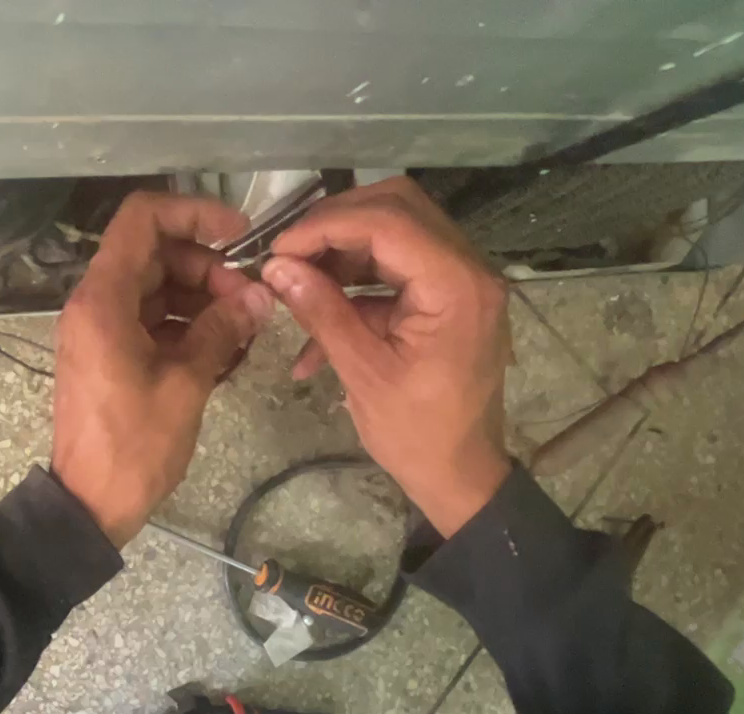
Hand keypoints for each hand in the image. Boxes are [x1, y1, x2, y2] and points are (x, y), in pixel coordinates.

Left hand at [53, 192, 276, 545]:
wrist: (90, 504)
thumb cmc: (134, 447)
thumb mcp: (185, 384)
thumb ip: (220, 330)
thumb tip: (258, 297)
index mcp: (103, 301)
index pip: (143, 219)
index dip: (194, 214)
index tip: (239, 236)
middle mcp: (95, 306)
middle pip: (155, 256)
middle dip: (207, 270)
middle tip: (248, 304)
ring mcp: (100, 332)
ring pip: (156, 291)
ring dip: (201, 301)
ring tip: (242, 332)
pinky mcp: (109, 358)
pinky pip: (150, 324)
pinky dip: (184, 328)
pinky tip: (221, 352)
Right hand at [261, 178, 511, 537]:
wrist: (459, 473)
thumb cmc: (415, 434)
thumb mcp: (363, 373)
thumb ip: (322, 312)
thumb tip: (276, 268)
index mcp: (456, 286)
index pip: (388, 223)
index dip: (326, 226)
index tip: (278, 249)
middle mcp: (467, 268)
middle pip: (397, 210)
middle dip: (334, 226)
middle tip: (286, 255)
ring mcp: (459, 281)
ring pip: (395, 235)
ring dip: (340, 254)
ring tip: (294, 282)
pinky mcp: (445, 299)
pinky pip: (396, 273)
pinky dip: (355, 289)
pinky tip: (316, 322)